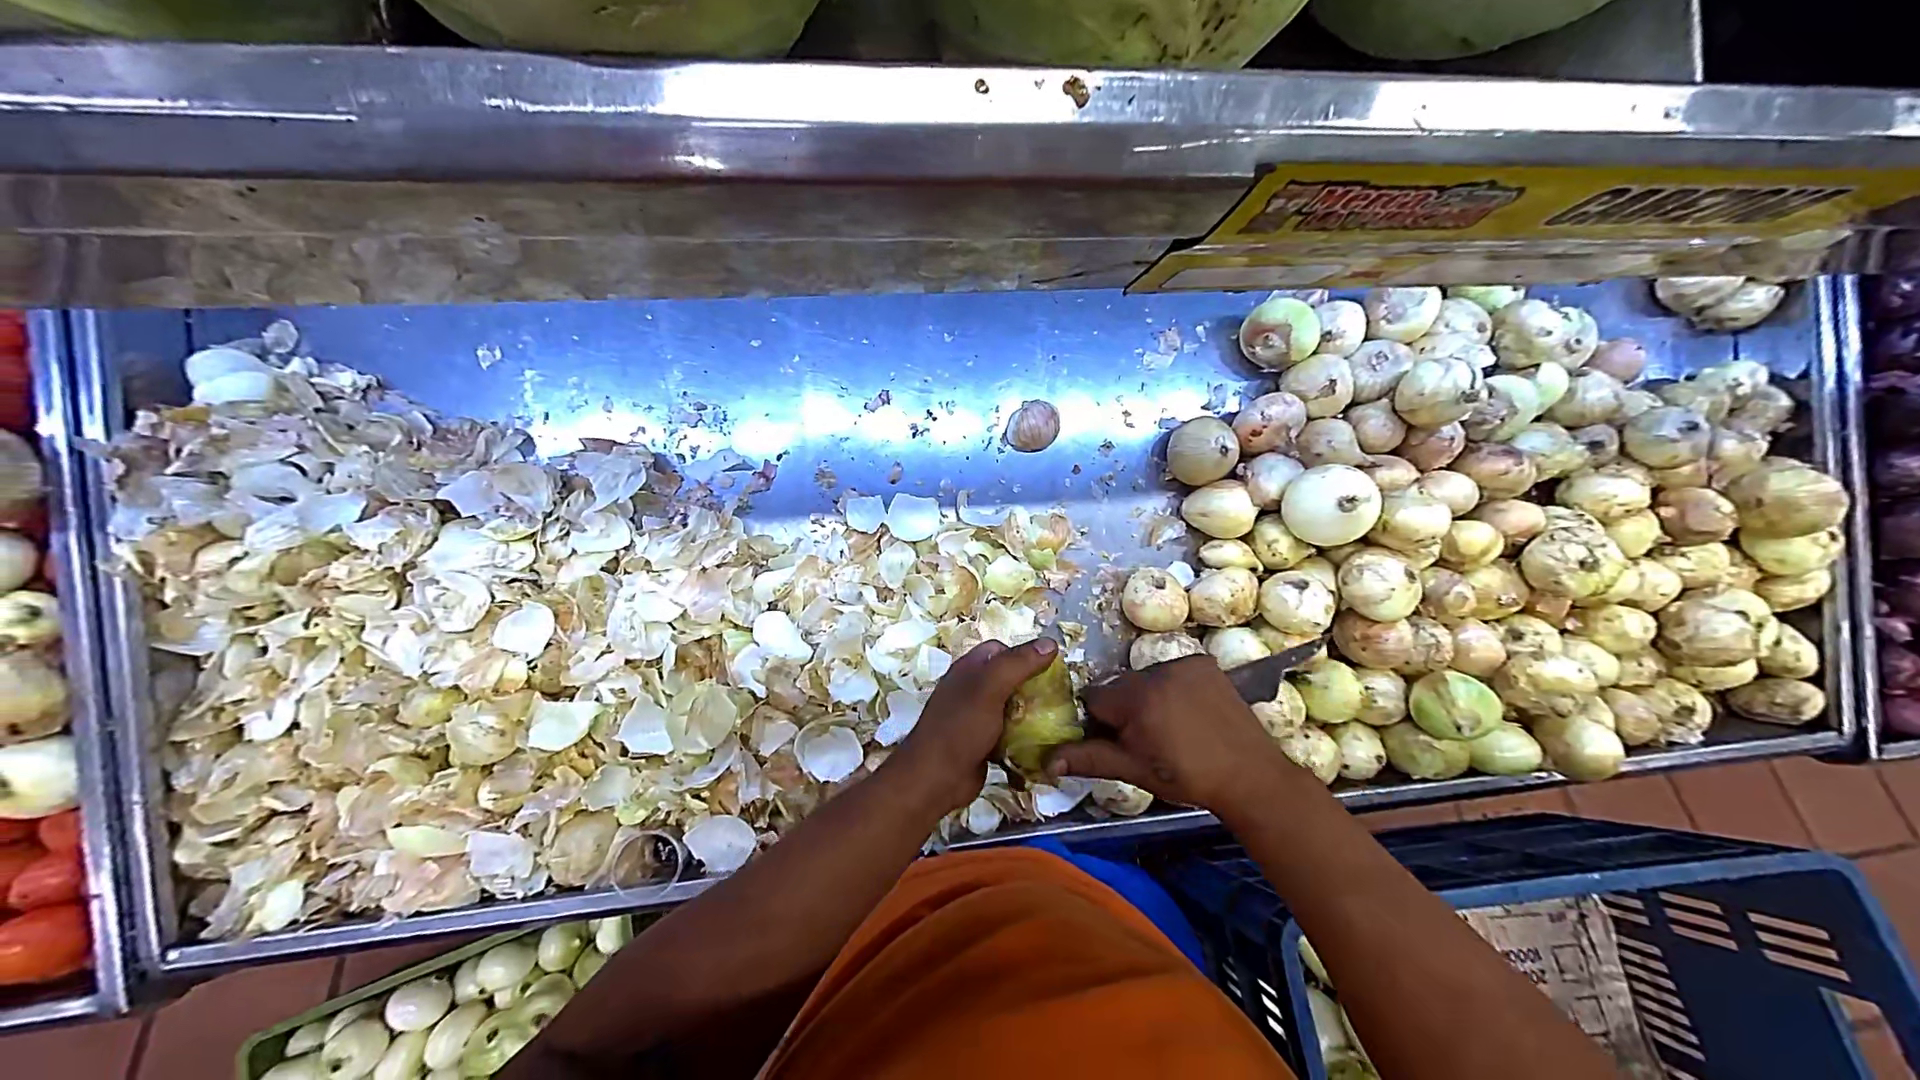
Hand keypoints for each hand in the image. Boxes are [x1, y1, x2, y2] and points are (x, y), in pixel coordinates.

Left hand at [884, 637, 1058, 815]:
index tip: (1049, 669)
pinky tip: (1041, 743)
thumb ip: (1018, 663)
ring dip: (1030, 713)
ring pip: (1010, 707)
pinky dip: (1023, 736)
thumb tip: (1050, 643)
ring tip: (1056, 719)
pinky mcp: (983, 743)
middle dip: (1032, 686)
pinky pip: (1009, 733)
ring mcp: (976, 717)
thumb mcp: (990, 687)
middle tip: (1058, 696)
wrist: (936, 778)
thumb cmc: (960, 727)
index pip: (1000, 649)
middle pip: (1008, 679)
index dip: (1024, 655)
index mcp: (968, 669)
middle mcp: (971, 689)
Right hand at [1048, 654, 1294, 813]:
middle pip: (1121, 686)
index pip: (1095, 699)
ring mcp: (1183, 664)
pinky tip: (1189, 710)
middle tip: (1147, 738)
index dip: (1101, 721)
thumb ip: (1090, 759)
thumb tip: (1049, 761)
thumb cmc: (1186, 776)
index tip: (1119, 740)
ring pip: (1146, 678)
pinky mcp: (1204, 663)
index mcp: (1135, 698)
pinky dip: (1173, 686)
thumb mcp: (1134, 769)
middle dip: (1125, 708)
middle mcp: (1155, 672)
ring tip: (1172, 726)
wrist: (1249, 774)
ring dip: (1149, 696)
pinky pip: (1173, 671)